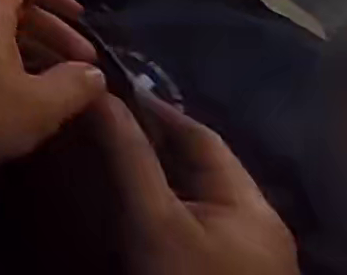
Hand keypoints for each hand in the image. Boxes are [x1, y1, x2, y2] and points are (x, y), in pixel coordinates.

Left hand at [0, 0, 106, 162]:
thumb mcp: (40, 103)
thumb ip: (73, 84)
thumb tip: (92, 72)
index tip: (81, 17)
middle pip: (11, 7)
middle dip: (52, 29)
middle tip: (86, 64)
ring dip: (35, 49)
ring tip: (68, 82)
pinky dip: (14, 60)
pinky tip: (33, 93)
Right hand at [95, 94, 298, 274]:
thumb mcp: (153, 217)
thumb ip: (127, 152)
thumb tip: (98, 92)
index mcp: (251, 206)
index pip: (200, 135)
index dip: (152, 106)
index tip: (104, 89)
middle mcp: (252, 222)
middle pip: (194, 161)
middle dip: (145, 133)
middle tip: (94, 113)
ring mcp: (238, 250)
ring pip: (186, 186)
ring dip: (145, 160)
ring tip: (98, 140)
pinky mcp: (217, 267)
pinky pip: (182, 211)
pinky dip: (151, 189)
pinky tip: (119, 185)